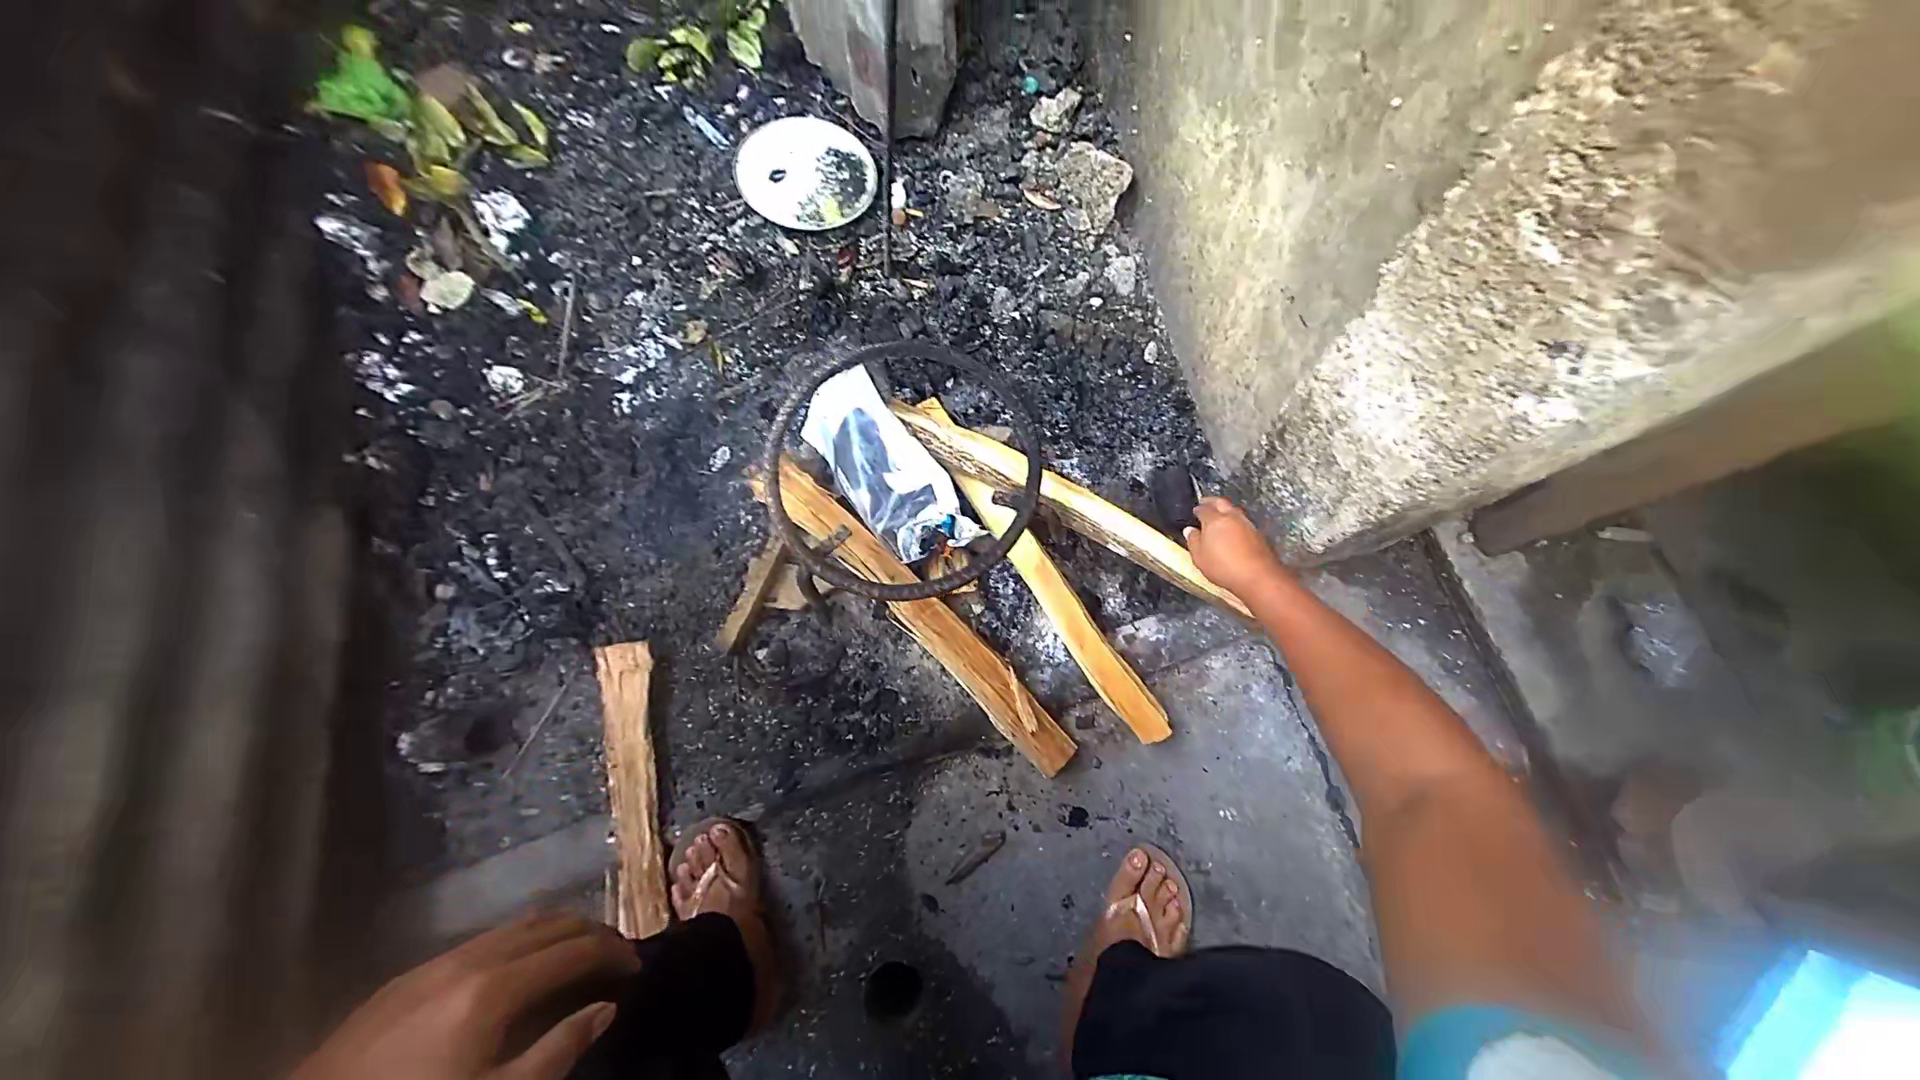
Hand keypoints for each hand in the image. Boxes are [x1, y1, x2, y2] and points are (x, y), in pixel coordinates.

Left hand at [290, 913, 640, 1079]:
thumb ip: (558, 1050)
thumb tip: (605, 1008)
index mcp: (494, 988)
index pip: (576, 949)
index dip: (614, 952)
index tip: (637, 966)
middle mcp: (470, 959)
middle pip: (550, 923)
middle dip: (592, 932)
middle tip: (617, 954)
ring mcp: (433, 965)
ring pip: (515, 926)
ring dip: (556, 932)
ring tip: (577, 955)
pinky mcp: (404, 981)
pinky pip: (482, 942)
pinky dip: (519, 943)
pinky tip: (518, 972)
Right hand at [1183, 497, 1288, 599]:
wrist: (1257, 576)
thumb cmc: (1226, 567)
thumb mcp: (1199, 557)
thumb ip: (1193, 541)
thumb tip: (1189, 532)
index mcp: (1214, 520)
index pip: (1204, 508)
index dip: (1198, 508)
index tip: (1196, 510)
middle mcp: (1232, 518)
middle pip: (1222, 502)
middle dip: (1213, 501)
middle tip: (1206, 503)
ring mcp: (1247, 524)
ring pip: (1235, 510)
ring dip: (1227, 510)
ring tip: (1221, 516)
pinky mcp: (1258, 534)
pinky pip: (1244, 522)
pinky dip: (1237, 522)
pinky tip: (1234, 531)